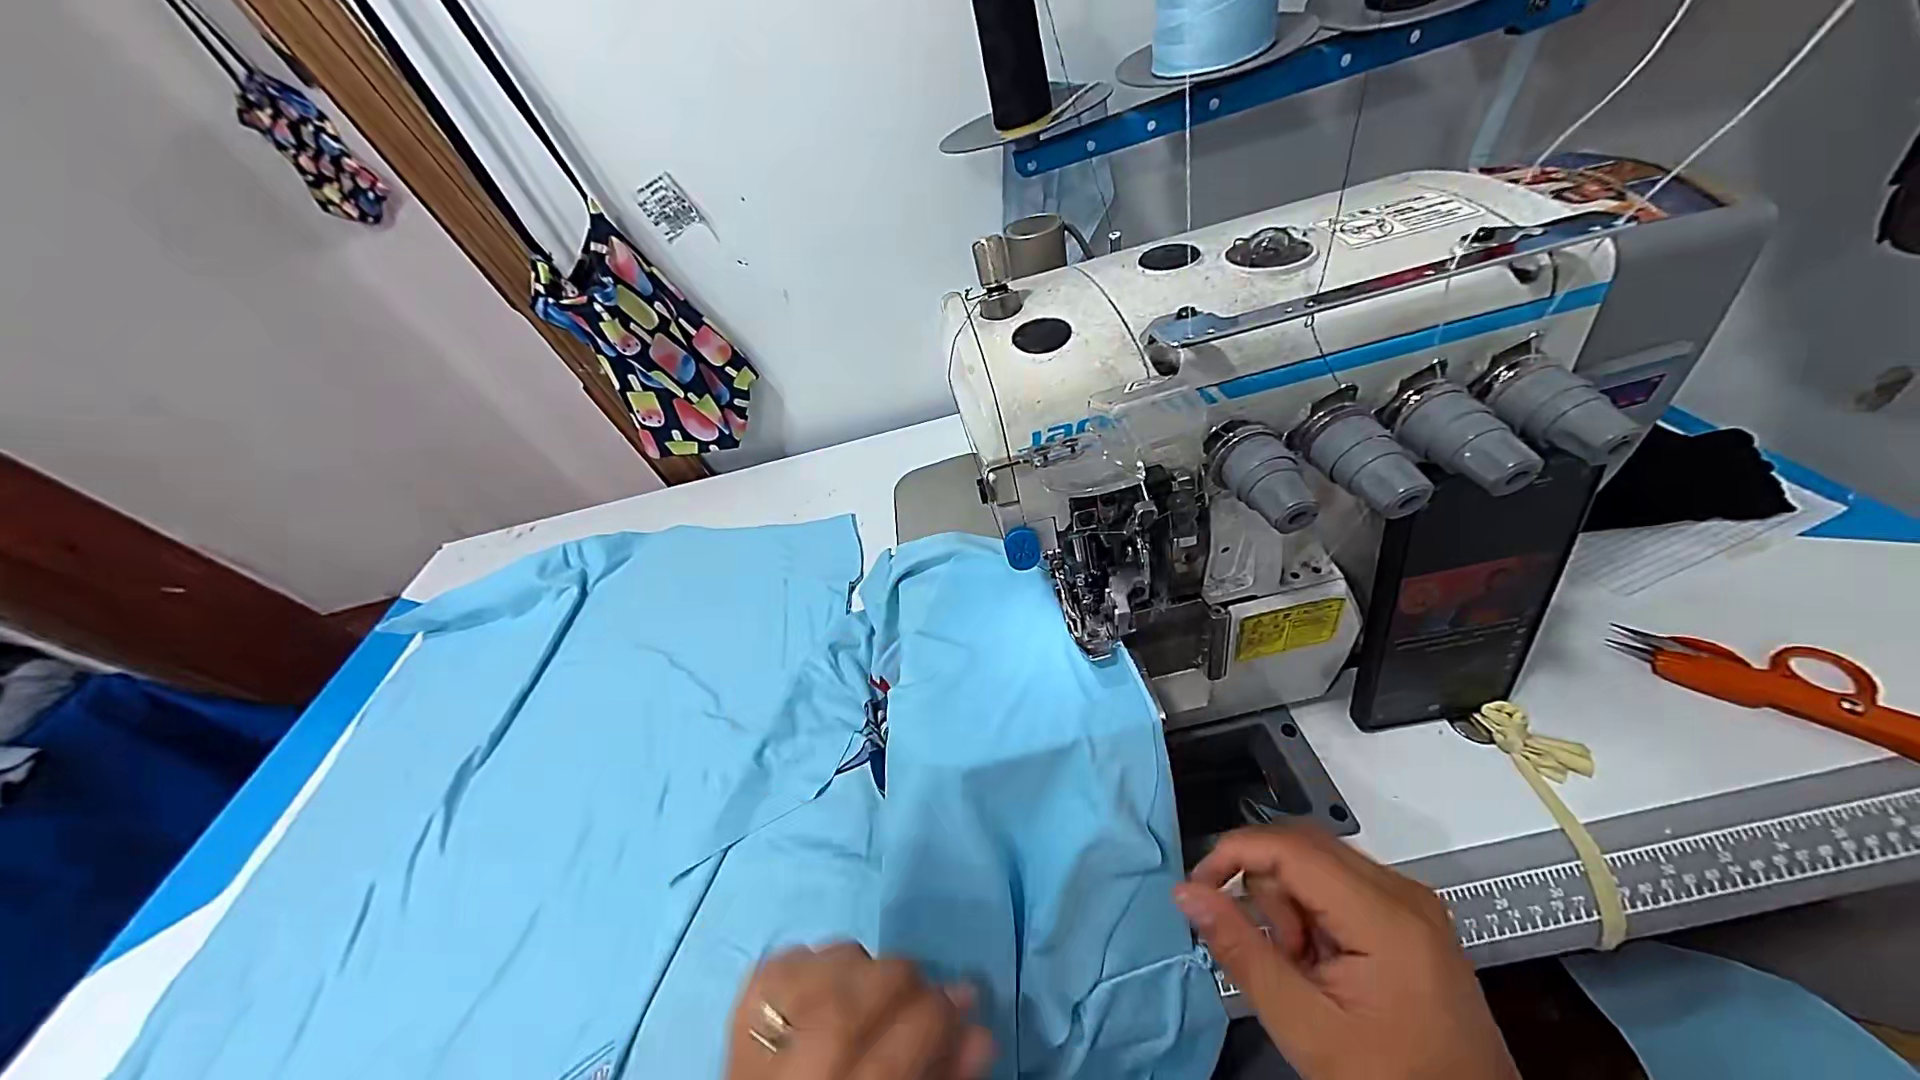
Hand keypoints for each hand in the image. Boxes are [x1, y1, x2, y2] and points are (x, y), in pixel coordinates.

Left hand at [724, 943, 995, 1079]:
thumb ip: (941, 1072)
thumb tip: (981, 1030)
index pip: (898, 1043)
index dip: (940, 1015)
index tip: (961, 1005)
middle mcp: (796, 1063)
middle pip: (859, 993)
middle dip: (904, 980)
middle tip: (921, 991)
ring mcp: (762, 1028)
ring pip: (827, 962)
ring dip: (863, 965)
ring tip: (872, 991)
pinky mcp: (740, 1002)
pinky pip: (790, 956)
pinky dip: (817, 959)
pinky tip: (827, 982)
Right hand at [1173, 825, 1517, 1079]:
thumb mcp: (1303, 1025)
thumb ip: (1240, 950)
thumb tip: (1188, 892)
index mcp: (1386, 916)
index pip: (1289, 846)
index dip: (1232, 854)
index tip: (1200, 889)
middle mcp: (1404, 891)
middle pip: (1300, 846)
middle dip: (1268, 888)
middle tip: (1276, 951)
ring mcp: (1411, 900)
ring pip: (1315, 860)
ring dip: (1290, 902)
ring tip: (1305, 965)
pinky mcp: (1410, 912)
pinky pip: (1338, 879)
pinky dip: (1313, 909)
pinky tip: (1325, 958)